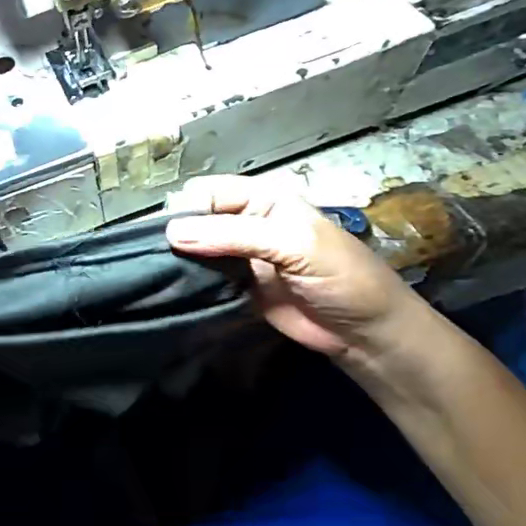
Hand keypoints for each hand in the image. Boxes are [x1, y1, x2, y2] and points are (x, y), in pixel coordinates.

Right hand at [165, 176, 427, 371]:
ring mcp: (238, 256)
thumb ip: (234, 236)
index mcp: (261, 198)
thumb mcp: (293, 245)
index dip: (186, 210)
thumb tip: (172, 233)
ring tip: (159, 274)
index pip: (207, 192)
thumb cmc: (341, 277)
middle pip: (196, 218)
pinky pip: (202, 277)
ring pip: (194, 248)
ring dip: (179, 259)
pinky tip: (173, 289)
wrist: (366, 334)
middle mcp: (245, 222)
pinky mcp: (234, 287)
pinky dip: (187, 281)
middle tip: (159, 258)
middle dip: (178, 234)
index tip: (168, 237)